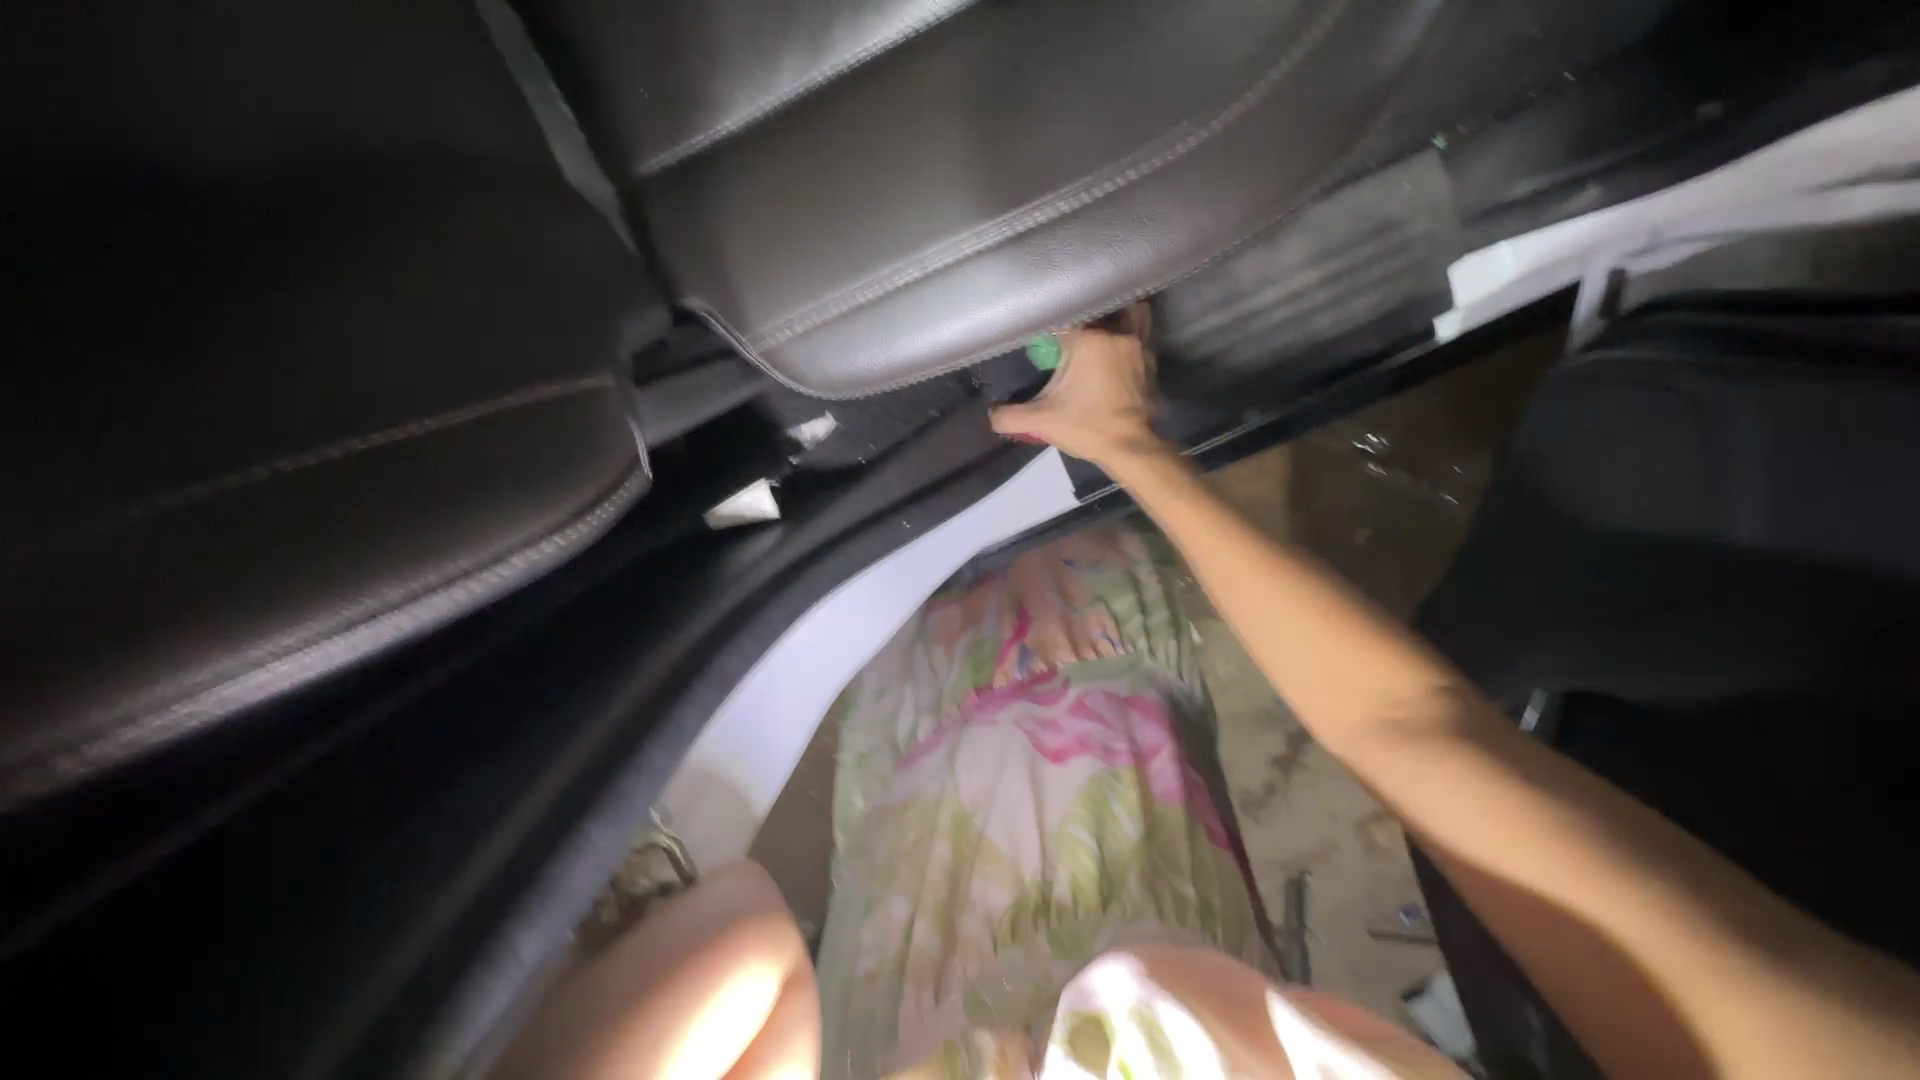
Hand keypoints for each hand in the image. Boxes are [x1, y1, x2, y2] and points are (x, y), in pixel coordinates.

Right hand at [988, 326, 1170, 466]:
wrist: (1130, 449)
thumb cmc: (1087, 428)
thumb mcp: (1041, 422)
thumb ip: (1009, 416)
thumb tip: (990, 414)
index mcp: (1089, 340)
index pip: (1062, 319)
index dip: (1049, 328)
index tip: (1041, 341)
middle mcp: (1116, 334)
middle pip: (1099, 309)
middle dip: (1085, 316)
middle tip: (1070, 331)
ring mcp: (1138, 345)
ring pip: (1129, 314)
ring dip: (1115, 317)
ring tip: (1098, 327)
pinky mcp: (1150, 360)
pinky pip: (1140, 334)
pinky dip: (1128, 334)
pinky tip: (1114, 347)